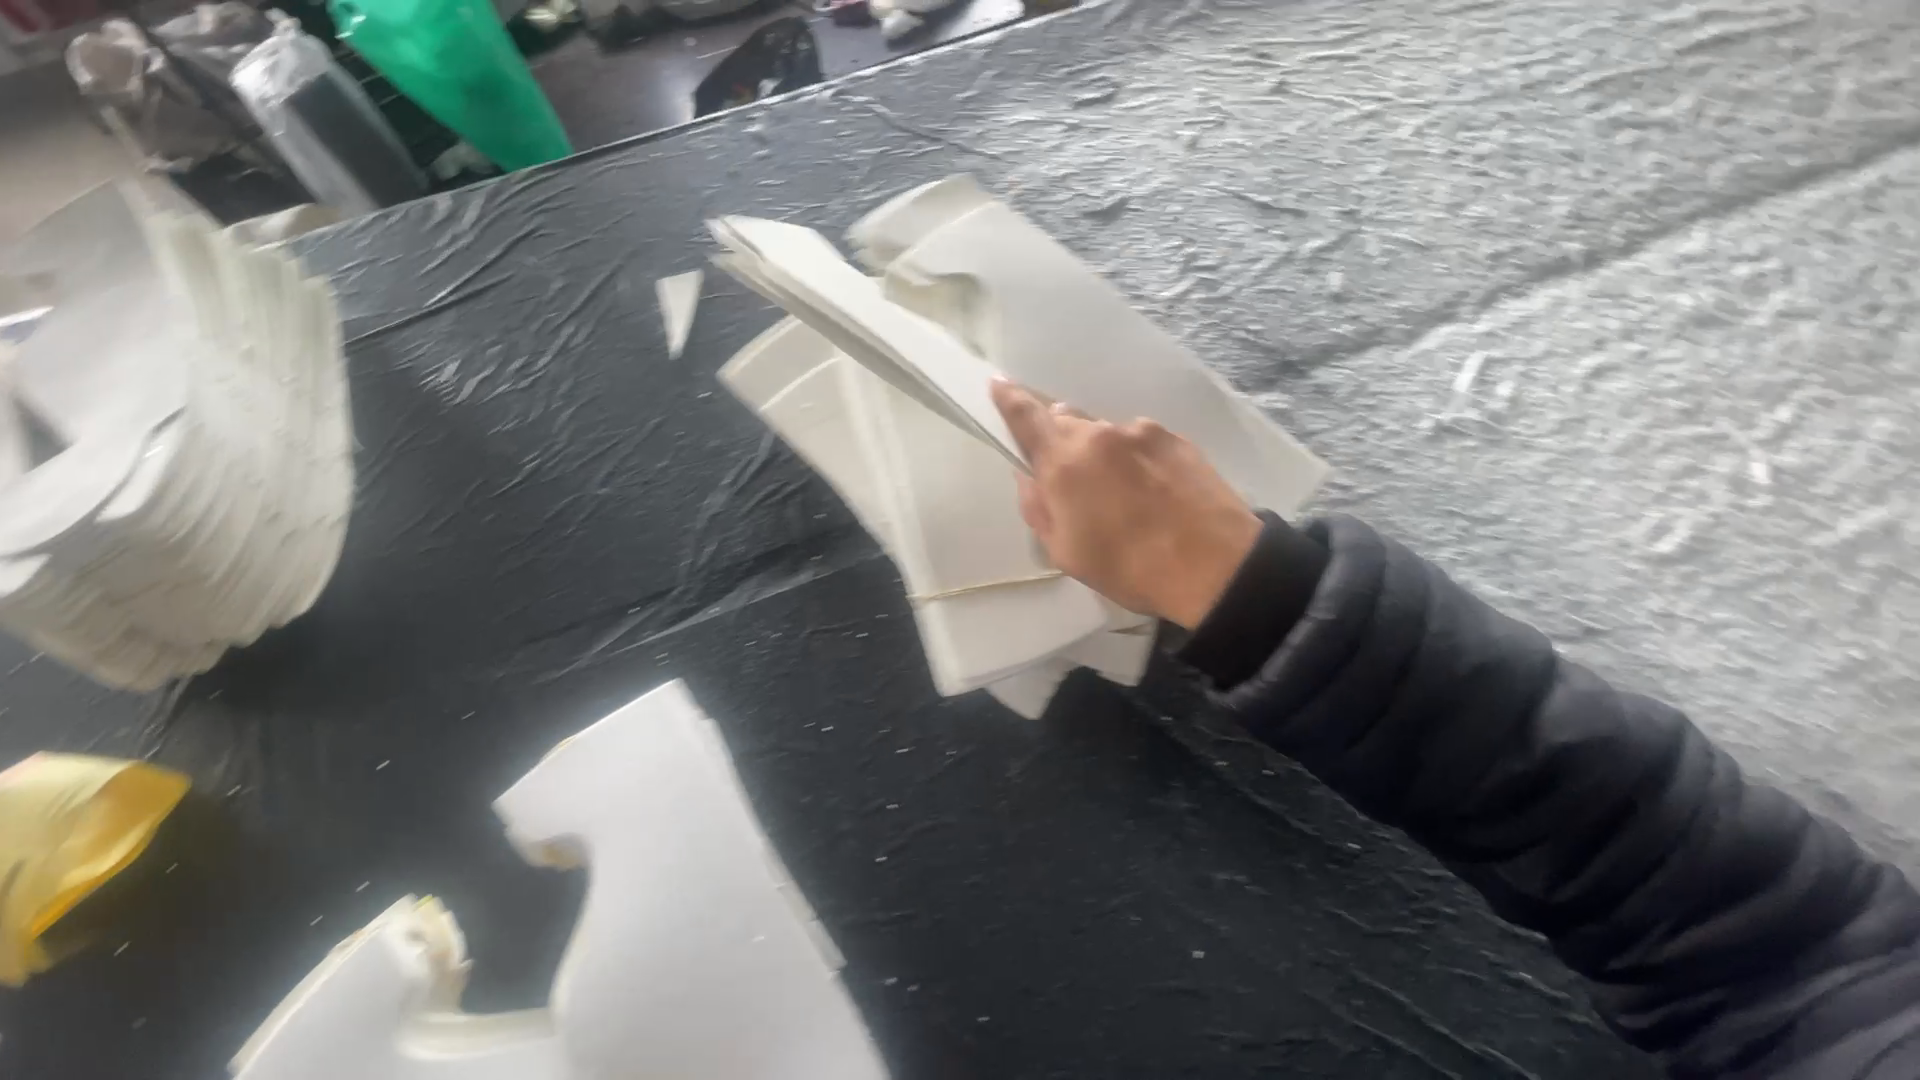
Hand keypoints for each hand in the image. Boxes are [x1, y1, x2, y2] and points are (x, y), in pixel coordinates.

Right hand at [990, 378, 1261, 629]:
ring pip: (1105, 433)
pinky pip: (1140, 441)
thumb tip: (1029, 477)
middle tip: (1069, 478)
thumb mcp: (1065, 552)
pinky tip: (1151, 492)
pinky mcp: (1176, 440)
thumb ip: (1038, 507)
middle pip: (1066, 421)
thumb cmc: (1129, 568)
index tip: (997, 383)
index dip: (1008, 398)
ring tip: (1120, 494)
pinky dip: (1134, 459)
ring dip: (1100, 453)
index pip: (1026, 416)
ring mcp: (1141, 433)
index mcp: (1064, 462)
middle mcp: (1099, 435)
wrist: (1214, 567)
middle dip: (1059, 440)